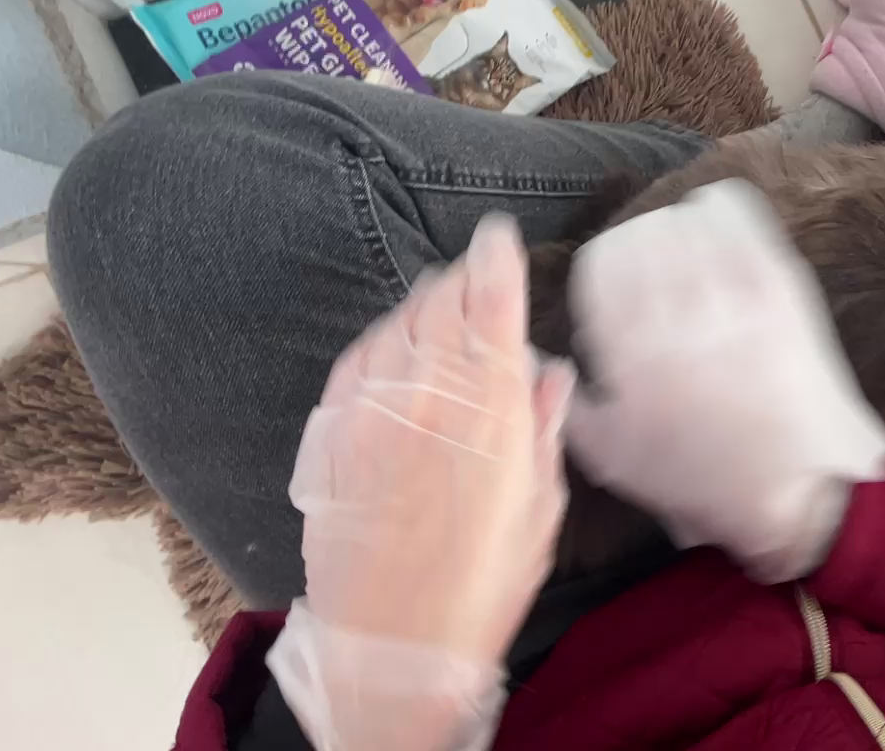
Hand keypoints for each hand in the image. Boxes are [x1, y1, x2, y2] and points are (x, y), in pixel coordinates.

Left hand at [268, 215, 571, 750]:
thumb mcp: (539, 508)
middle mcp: (433, 395)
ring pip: (401, 320)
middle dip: (463, 278)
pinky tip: (395, 339)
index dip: (496, 259)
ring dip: (425, 300)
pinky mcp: (336, 433)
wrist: (389, 650)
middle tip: (475, 275)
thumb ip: (544, 428)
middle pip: (445, 301)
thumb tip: (548, 373)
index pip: (494, 306)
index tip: (497, 234)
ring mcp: (377, 410)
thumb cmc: (482, 583)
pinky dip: (381, 336)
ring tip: (441, 299)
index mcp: (493, 409)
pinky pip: (358, 356)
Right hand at [567, 179, 884, 582]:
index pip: (598, 263)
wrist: (794, 486)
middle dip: (636, 246)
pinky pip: (735, 214)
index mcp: (627, 346)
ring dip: (674, 229)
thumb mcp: (608, 452)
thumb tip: (524, 352)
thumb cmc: (696, 473)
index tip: (614, 282)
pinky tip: (714, 225)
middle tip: (649, 268)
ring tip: (682, 253)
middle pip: (639, 233)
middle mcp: (673, 310)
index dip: (602, 266)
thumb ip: (561, 396)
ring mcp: (729, 292)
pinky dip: (717, 209)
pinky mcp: (776, 281)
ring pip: (682, 218)